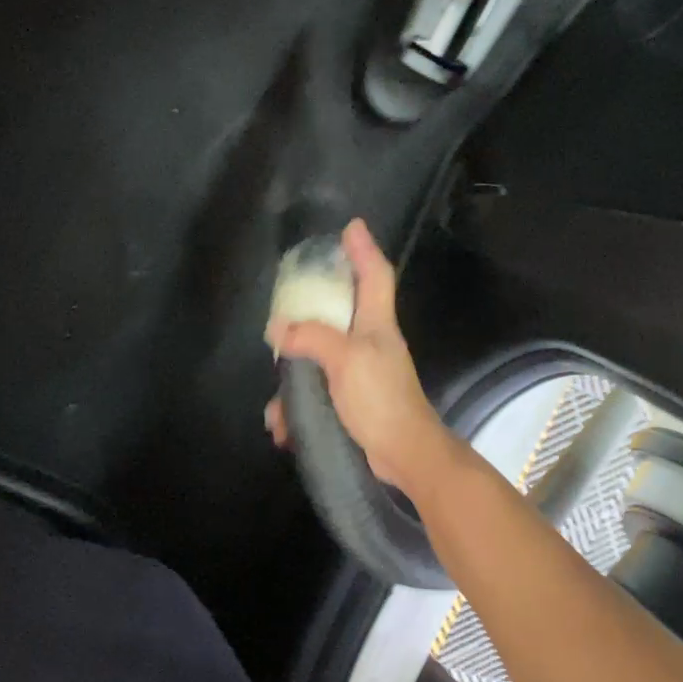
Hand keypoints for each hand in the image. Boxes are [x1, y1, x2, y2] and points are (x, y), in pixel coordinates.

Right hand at [265, 219, 454, 494]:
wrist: (404, 454)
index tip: (351, 227)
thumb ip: (312, 338)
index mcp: (376, 324)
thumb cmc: (381, 399)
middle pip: (340, 315)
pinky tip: (285, 430)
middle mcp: (370, 344)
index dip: (364, 250)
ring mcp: (362, 375)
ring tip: (277, 409)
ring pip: (319, 363)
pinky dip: (298, 412)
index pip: (375, 275)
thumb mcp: (345, 359)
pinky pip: (317, 397)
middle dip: (310, 317)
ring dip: (293, 385)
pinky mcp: (353, 404)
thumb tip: (280, 330)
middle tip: (283, 318)